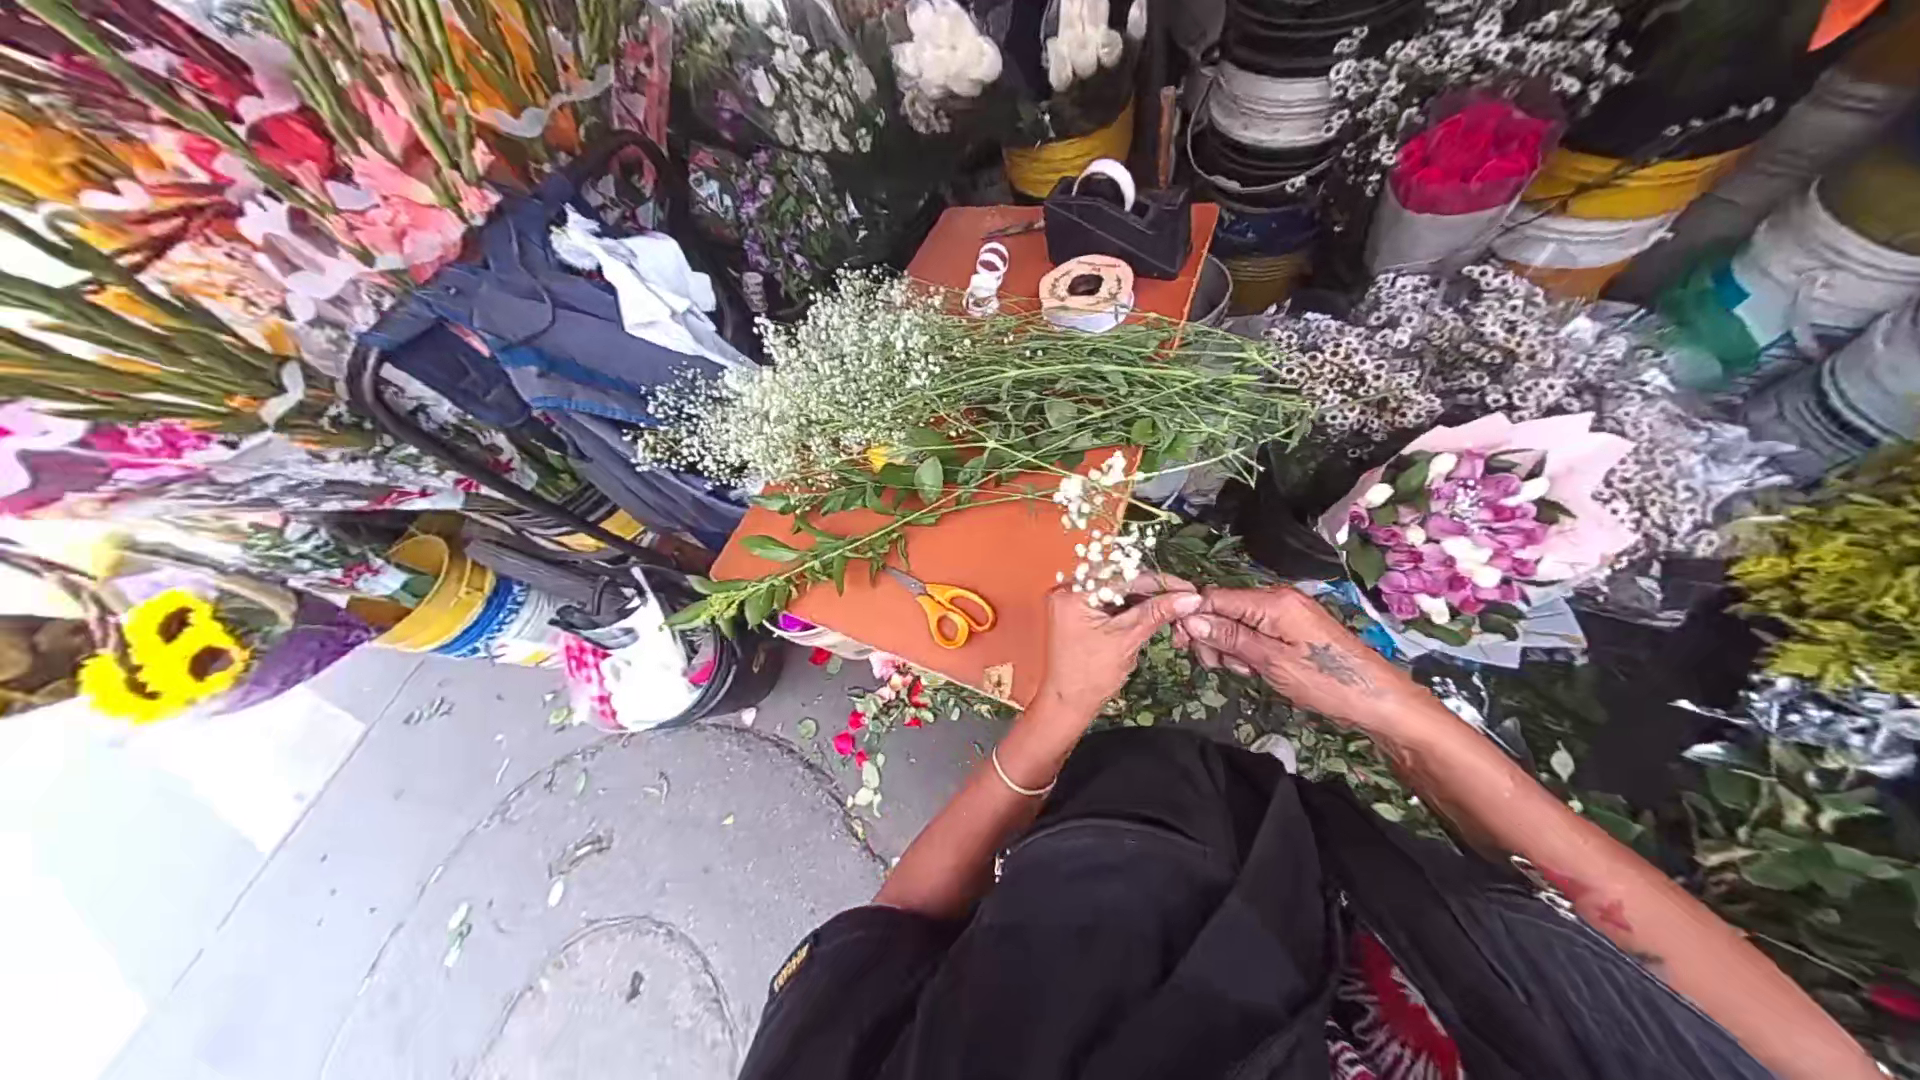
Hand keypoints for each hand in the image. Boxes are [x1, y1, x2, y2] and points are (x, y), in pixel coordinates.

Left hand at [1031, 573, 1203, 720]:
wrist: (1068, 702)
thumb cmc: (1090, 676)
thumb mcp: (1127, 639)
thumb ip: (1156, 613)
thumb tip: (1188, 598)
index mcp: (1073, 594)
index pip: (1122, 576)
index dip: (1157, 581)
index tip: (1184, 588)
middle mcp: (1067, 591)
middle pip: (1118, 579)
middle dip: (1151, 588)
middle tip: (1182, 596)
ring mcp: (1070, 601)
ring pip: (1115, 589)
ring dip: (1142, 597)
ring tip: (1171, 605)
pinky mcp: (1077, 612)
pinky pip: (1107, 601)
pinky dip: (1129, 606)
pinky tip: (1151, 611)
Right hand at [1175, 585, 1427, 732]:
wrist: (1378, 700)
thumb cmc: (1326, 681)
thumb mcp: (1271, 661)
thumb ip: (1230, 637)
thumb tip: (1191, 620)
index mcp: (1272, 601)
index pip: (1214, 597)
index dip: (1193, 619)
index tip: (1183, 646)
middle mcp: (1277, 598)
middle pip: (1222, 608)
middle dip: (1212, 636)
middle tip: (1219, 666)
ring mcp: (1285, 611)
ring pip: (1235, 621)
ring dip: (1229, 646)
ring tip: (1243, 670)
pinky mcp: (1291, 626)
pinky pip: (1253, 629)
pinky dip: (1246, 648)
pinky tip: (1254, 667)